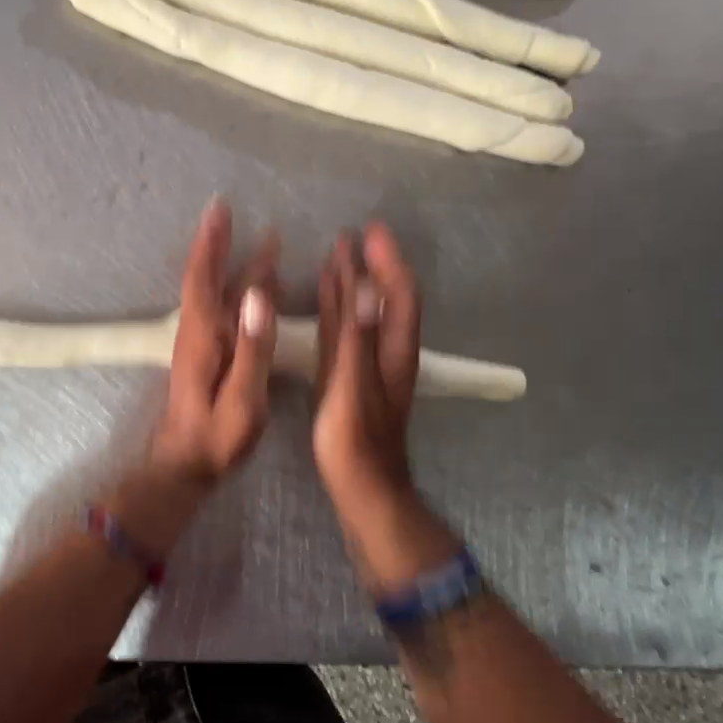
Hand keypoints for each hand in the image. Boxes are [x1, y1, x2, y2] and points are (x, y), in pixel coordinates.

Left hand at [151, 198, 278, 485]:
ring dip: (237, 265)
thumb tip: (259, 295)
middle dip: (220, 243)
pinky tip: (260, 289)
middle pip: (208, 278)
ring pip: (220, 294)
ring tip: (267, 241)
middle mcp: (199, 332)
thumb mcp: (242, 399)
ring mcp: (203, 344)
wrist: (186, 466)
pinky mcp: (210, 356)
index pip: (203, 278)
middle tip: (232, 210)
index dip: (210, 242)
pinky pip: (227, 311)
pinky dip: (242, 290)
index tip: (218, 209)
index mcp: (203, 336)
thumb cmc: (216, 438)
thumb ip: (252, 349)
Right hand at [314, 223, 421, 497]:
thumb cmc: (356, 441)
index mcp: (394, 352)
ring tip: (338, 255)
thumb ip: (359, 337)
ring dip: (354, 284)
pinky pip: (344, 334)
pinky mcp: (349, 380)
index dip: (388, 262)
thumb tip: (370, 287)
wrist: (362, 491)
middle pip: (383, 299)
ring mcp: (367, 366)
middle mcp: (385, 353)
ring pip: (363, 315)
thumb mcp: (354, 387)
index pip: (397, 295)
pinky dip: (337, 310)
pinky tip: (326, 302)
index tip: (372, 231)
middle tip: (356, 234)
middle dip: (373, 265)